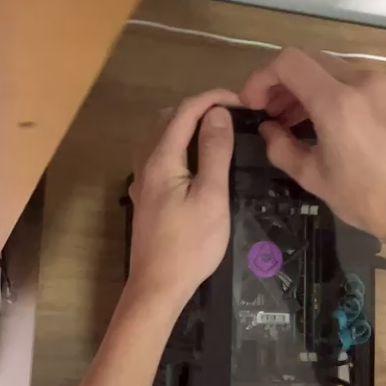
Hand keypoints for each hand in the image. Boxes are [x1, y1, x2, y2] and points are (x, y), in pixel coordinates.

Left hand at [125, 89, 238, 312]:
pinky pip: (161, 158)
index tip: (243, 103)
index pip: (185, 111)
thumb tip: (218, 113)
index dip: (214, 99)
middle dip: (200, 109)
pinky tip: (198, 163)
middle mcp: (146, 165)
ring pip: (162, 138)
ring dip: (189, 128)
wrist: (158, 286)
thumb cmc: (190, 245)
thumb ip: (215, 152)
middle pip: (169, 119)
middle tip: (234, 118)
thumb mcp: (211, 196)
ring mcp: (143, 182)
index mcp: (162, 160)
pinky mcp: (146, 198)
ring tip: (220, 135)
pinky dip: (180, 148)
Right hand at [242, 48, 385, 251]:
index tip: (253, 104)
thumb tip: (269, 131)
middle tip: (268, 114)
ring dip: (304, 88)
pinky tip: (322, 124)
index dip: (261, 78)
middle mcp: (360, 81)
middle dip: (281, 82)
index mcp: (337, 101)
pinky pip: (351, 82)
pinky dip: (328, 93)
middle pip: (308, 60)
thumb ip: (283, 148)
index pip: (288, 62)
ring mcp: (381, 86)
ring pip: (330, 69)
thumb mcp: (315, 178)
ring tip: (291, 122)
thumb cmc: (371, 199)